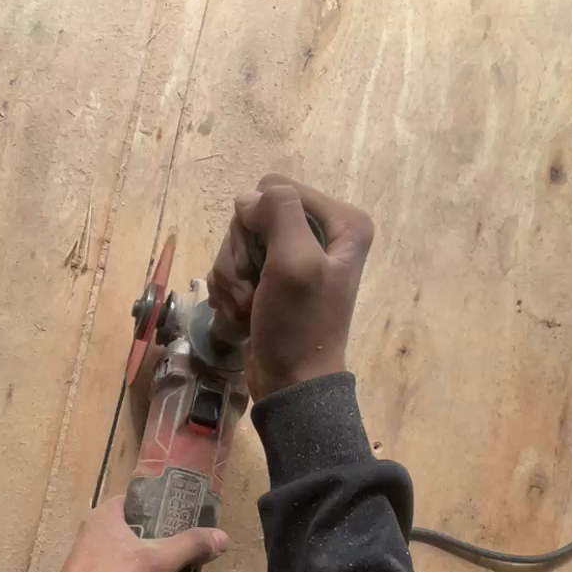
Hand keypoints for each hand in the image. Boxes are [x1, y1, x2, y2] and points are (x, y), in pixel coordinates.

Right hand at [206, 174, 374, 399]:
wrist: (290, 382)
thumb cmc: (299, 326)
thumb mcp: (295, 262)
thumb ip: (278, 214)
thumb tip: (248, 200)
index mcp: (342, 222)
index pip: (276, 189)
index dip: (258, 221)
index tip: (262, 260)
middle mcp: (319, 235)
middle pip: (252, 218)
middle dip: (242, 257)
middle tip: (253, 291)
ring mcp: (291, 260)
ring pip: (236, 246)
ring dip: (232, 281)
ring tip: (247, 308)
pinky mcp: (269, 283)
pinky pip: (231, 270)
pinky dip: (229, 294)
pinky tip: (242, 316)